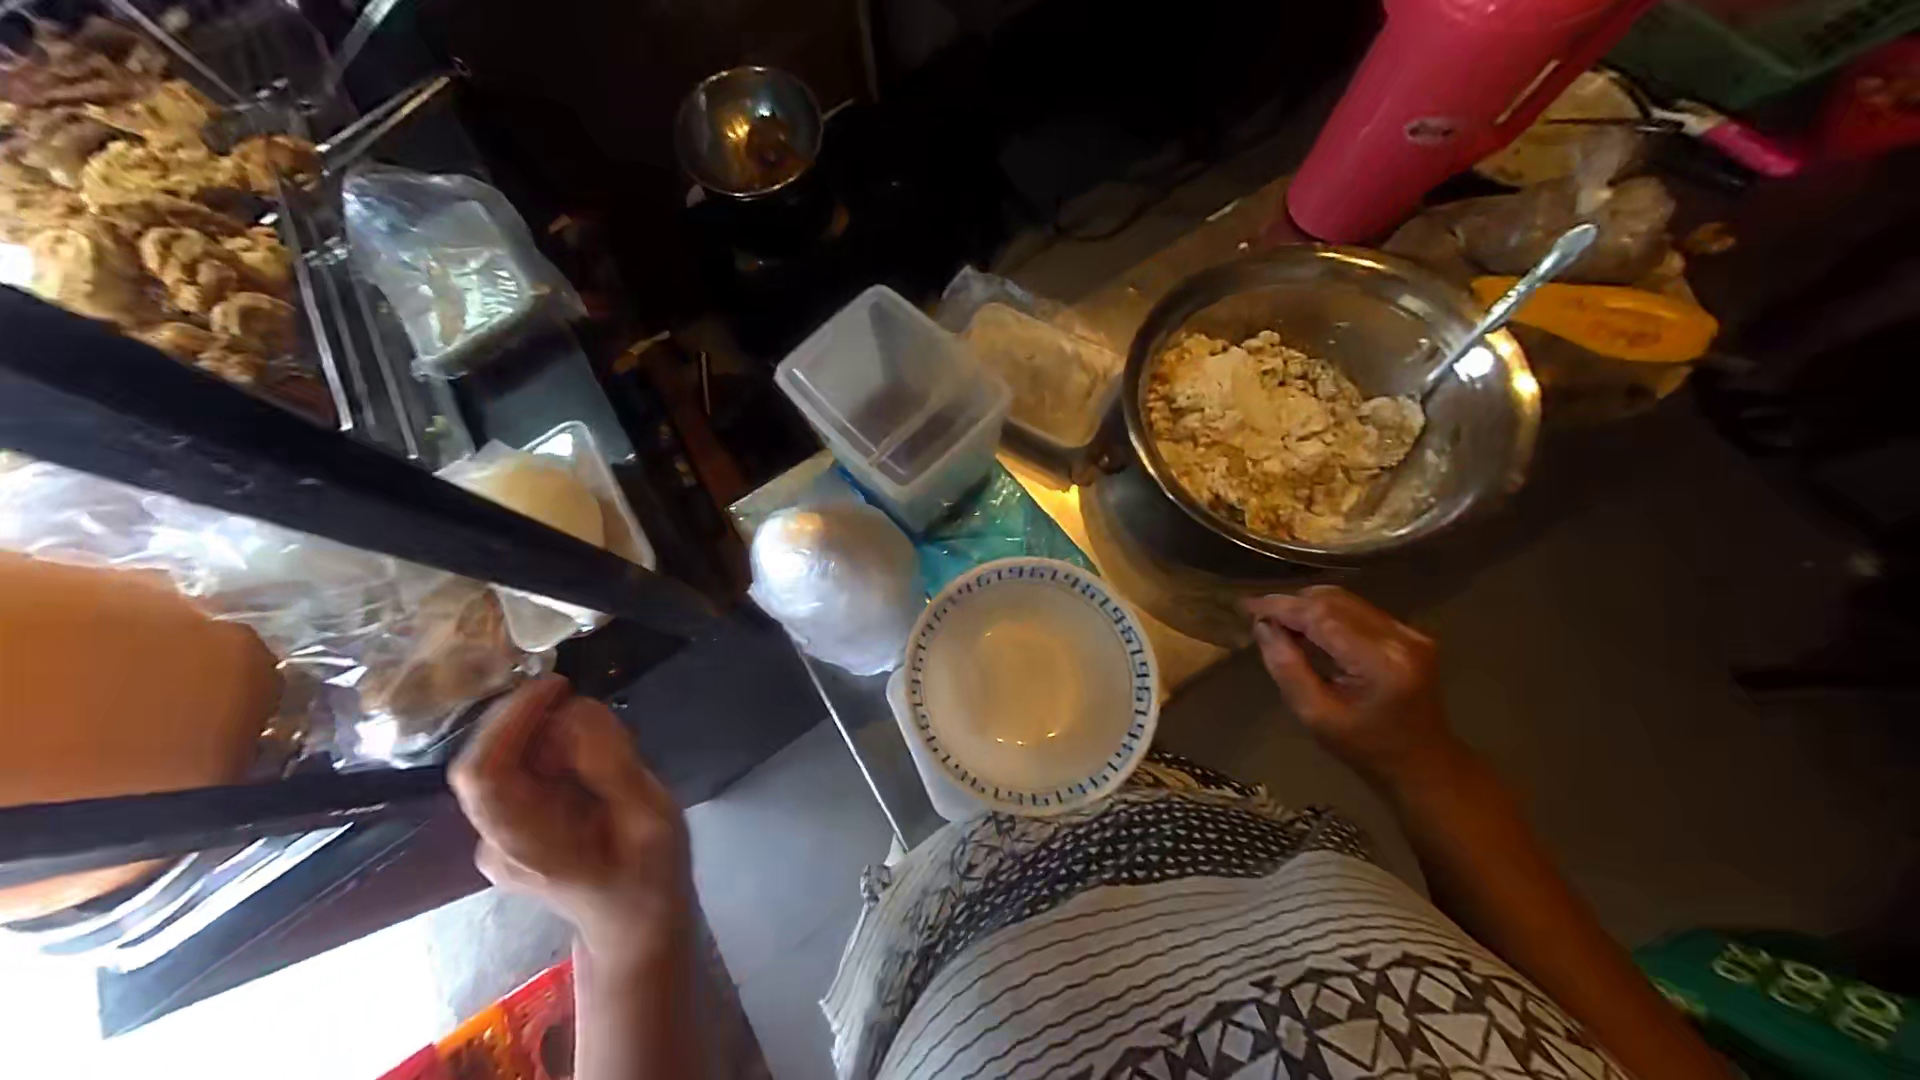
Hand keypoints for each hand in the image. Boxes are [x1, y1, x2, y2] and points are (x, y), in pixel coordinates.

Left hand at [449, 675, 690, 964]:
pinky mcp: (509, 825)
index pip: (485, 773)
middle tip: (601, 722)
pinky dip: (556, 750)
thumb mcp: (651, 816)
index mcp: (524, 844)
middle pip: (495, 758)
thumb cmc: (649, 876)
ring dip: (553, 736)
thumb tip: (575, 712)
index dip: (512, 720)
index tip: (558, 686)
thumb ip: (612, 766)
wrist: (634, 925)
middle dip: (541, 721)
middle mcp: (494, 838)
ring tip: (610, 754)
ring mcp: (496, 834)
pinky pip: (522, 770)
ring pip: (509, 760)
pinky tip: (595, 769)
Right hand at [1244, 586, 1455, 782]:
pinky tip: (1306, 628)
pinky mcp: (1408, 632)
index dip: (1281, 607)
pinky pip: (1356, 609)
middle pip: (1333, 601)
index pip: (1322, 617)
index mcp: (1380, 663)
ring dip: (1306, 605)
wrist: (1420, 761)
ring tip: (1278, 622)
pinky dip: (1325, 612)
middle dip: (1291, 604)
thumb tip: (1262, 626)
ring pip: (1344, 600)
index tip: (1247, 607)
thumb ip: (1286, 667)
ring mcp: (1409, 632)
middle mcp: (1400, 639)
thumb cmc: (1363, 747)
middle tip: (1259, 616)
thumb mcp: (1315, 714)